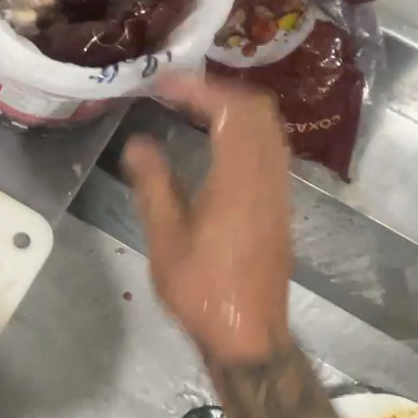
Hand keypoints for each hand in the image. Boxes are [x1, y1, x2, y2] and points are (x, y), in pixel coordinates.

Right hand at [124, 75, 293, 362]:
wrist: (247, 334)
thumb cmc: (200, 288)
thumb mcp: (165, 238)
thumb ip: (154, 185)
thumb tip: (138, 143)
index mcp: (239, 182)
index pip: (232, 113)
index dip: (200, 89)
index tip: (164, 83)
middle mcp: (268, 179)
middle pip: (260, 112)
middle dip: (220, 91)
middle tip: (178, 90)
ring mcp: (279, 193)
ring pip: (269, 130)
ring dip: (235, 109)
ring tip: (193, 109)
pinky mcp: (279, 207)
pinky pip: (270, 150)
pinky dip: (244, 131)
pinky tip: (214, 144)